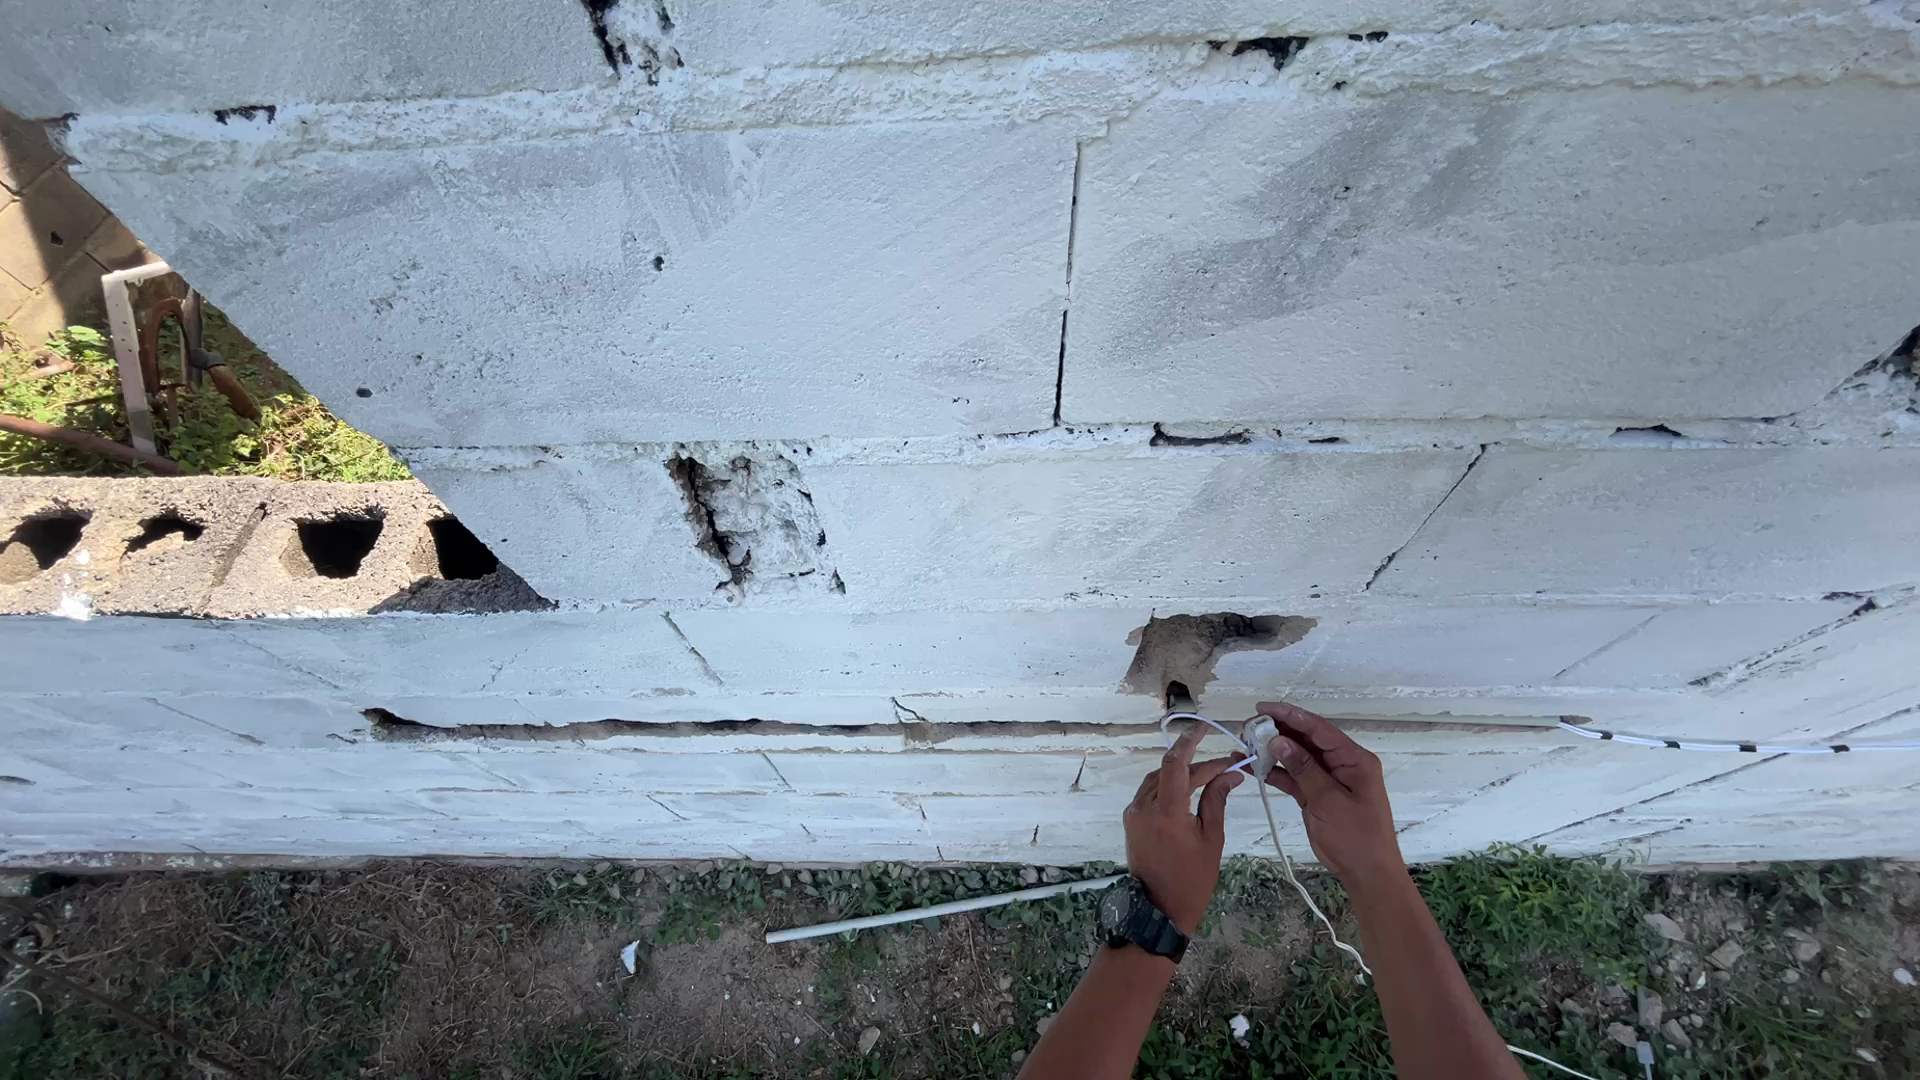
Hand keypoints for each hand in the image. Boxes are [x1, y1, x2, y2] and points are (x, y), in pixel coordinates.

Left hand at [1123, 722, 1242, 934]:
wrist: (1159, 908)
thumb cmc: (1192, 879)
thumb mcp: (1212, 839)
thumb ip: (1217, 801)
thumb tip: (1230, 773)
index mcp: (1166, 810)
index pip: (1176, 762)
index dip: (1190, 740)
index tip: (1206, 727)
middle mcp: (1144, 805)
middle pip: (1170, 770)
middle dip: (1199, 763)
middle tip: (1228, 764)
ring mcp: (1134, 811)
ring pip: (1158, 778)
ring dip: (1182, 772)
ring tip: (1211, 773)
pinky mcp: (1131, 818)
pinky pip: (1150, 791)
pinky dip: (1169, 785)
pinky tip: (1187, 788)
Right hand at [1255, 701, 1405, 891]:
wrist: (1367, 875)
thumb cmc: (1356, 837)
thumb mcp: (1329, 801)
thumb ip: (1303, 769)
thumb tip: (1278, 740)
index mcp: (1353, 759)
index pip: (1318, 729)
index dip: (1290, 715)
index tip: (1263, 708)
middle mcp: (1340, 763)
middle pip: (1305, 739)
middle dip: (1276, 731)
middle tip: (1247, 727)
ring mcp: (1327, 778)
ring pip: (1295, 756)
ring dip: (1271, 751)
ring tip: (1244, 744)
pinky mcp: (1315, 793)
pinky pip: (1292, 776)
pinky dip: (1273, 771)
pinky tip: (1251, 766)